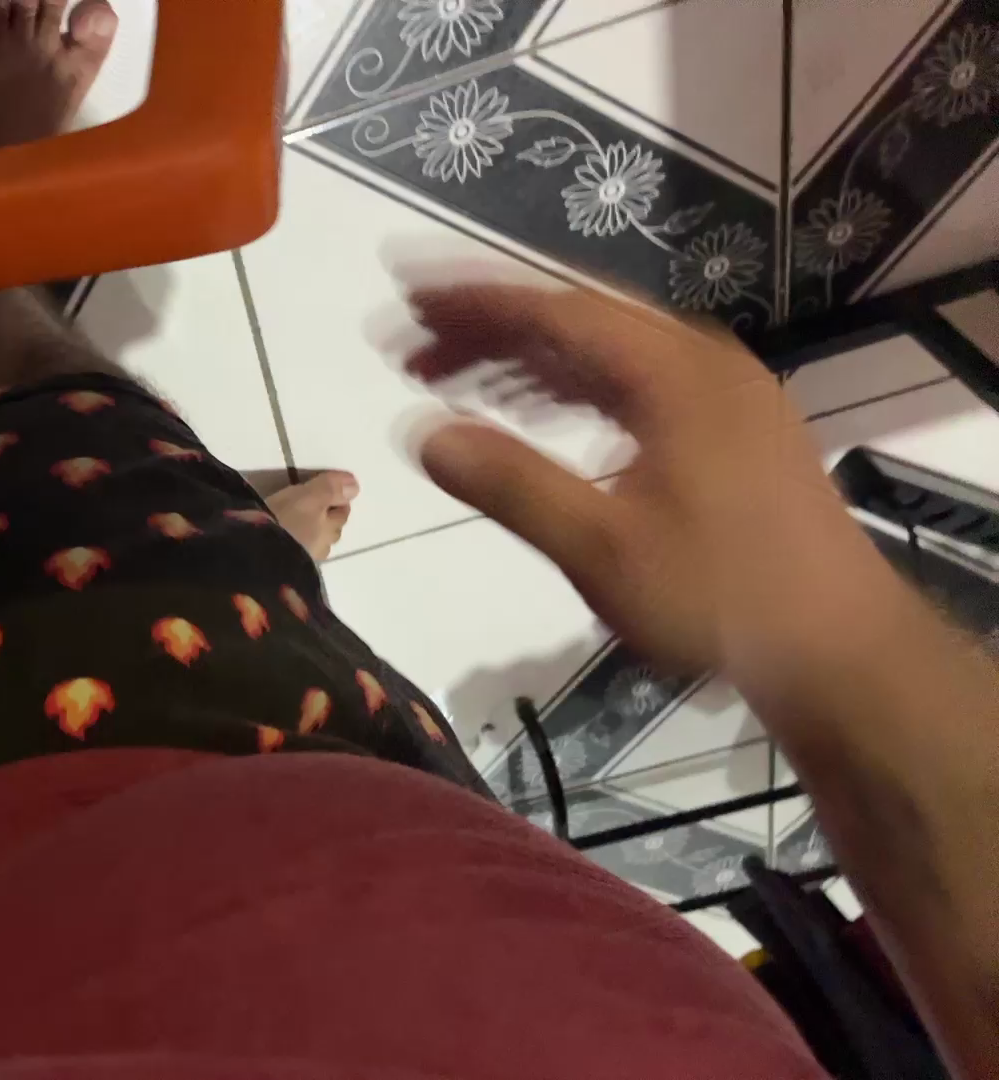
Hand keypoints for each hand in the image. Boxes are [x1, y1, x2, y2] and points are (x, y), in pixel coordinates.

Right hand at [405, 284, 904, 683]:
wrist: (835, 652)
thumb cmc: (719, 598)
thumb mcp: (600, 547)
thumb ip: (509, 484)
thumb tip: (423, 432)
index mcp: (676, 377)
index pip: (558, 313)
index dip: (474, 301)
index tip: (408, 297)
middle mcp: (694, 367)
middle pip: (573, 320)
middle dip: (484, 323)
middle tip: (409, 340)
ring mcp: (704, 397)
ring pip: (591, 351)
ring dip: (511, 355)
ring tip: (438, 371)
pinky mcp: (704, 430)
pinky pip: (612, 384)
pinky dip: (550, 386)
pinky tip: (510, 406)